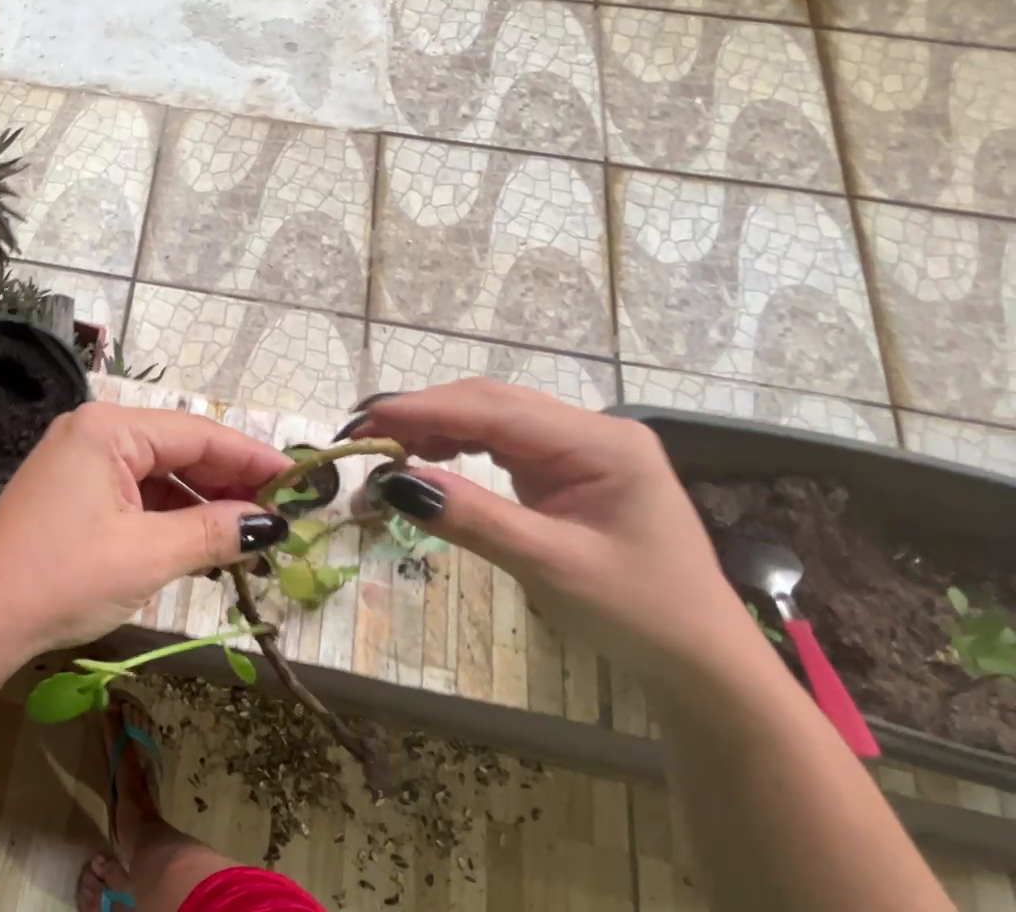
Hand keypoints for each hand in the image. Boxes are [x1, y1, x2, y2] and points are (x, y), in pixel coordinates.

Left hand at [0, 402, 291, 672]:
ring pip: (156, 475)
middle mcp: (89, 434)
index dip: (253, 458)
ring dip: (199, 505)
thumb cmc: (62, 580)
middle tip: (280, 516)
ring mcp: (75, 464)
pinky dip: (167, 517)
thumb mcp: (146, 556)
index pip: (197, 434)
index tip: (301, 481)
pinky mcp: (68, 495)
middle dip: (228, 484)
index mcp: (106, 430)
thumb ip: (213, 532)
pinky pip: (131, 495)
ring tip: (248, 537)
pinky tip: (199, 544)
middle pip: (177, 450)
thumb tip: (269, 523)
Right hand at [341, 379, 764, 691]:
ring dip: (436, 426)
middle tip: (360, 435)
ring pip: (492, 418)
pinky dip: (458, 445)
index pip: (496, 410)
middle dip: (423, 413)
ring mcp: (580, 449)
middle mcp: (591, 432)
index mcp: (600, 444)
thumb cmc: (635, 612)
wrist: (698, 656)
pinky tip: (427, 455)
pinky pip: (502, 444)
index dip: (424, 410)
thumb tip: (394, 483)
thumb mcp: (549, 565)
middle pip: (491, 403)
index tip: (364, 419)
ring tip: (383, 445)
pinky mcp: (567, 470)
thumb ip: (473, 518)